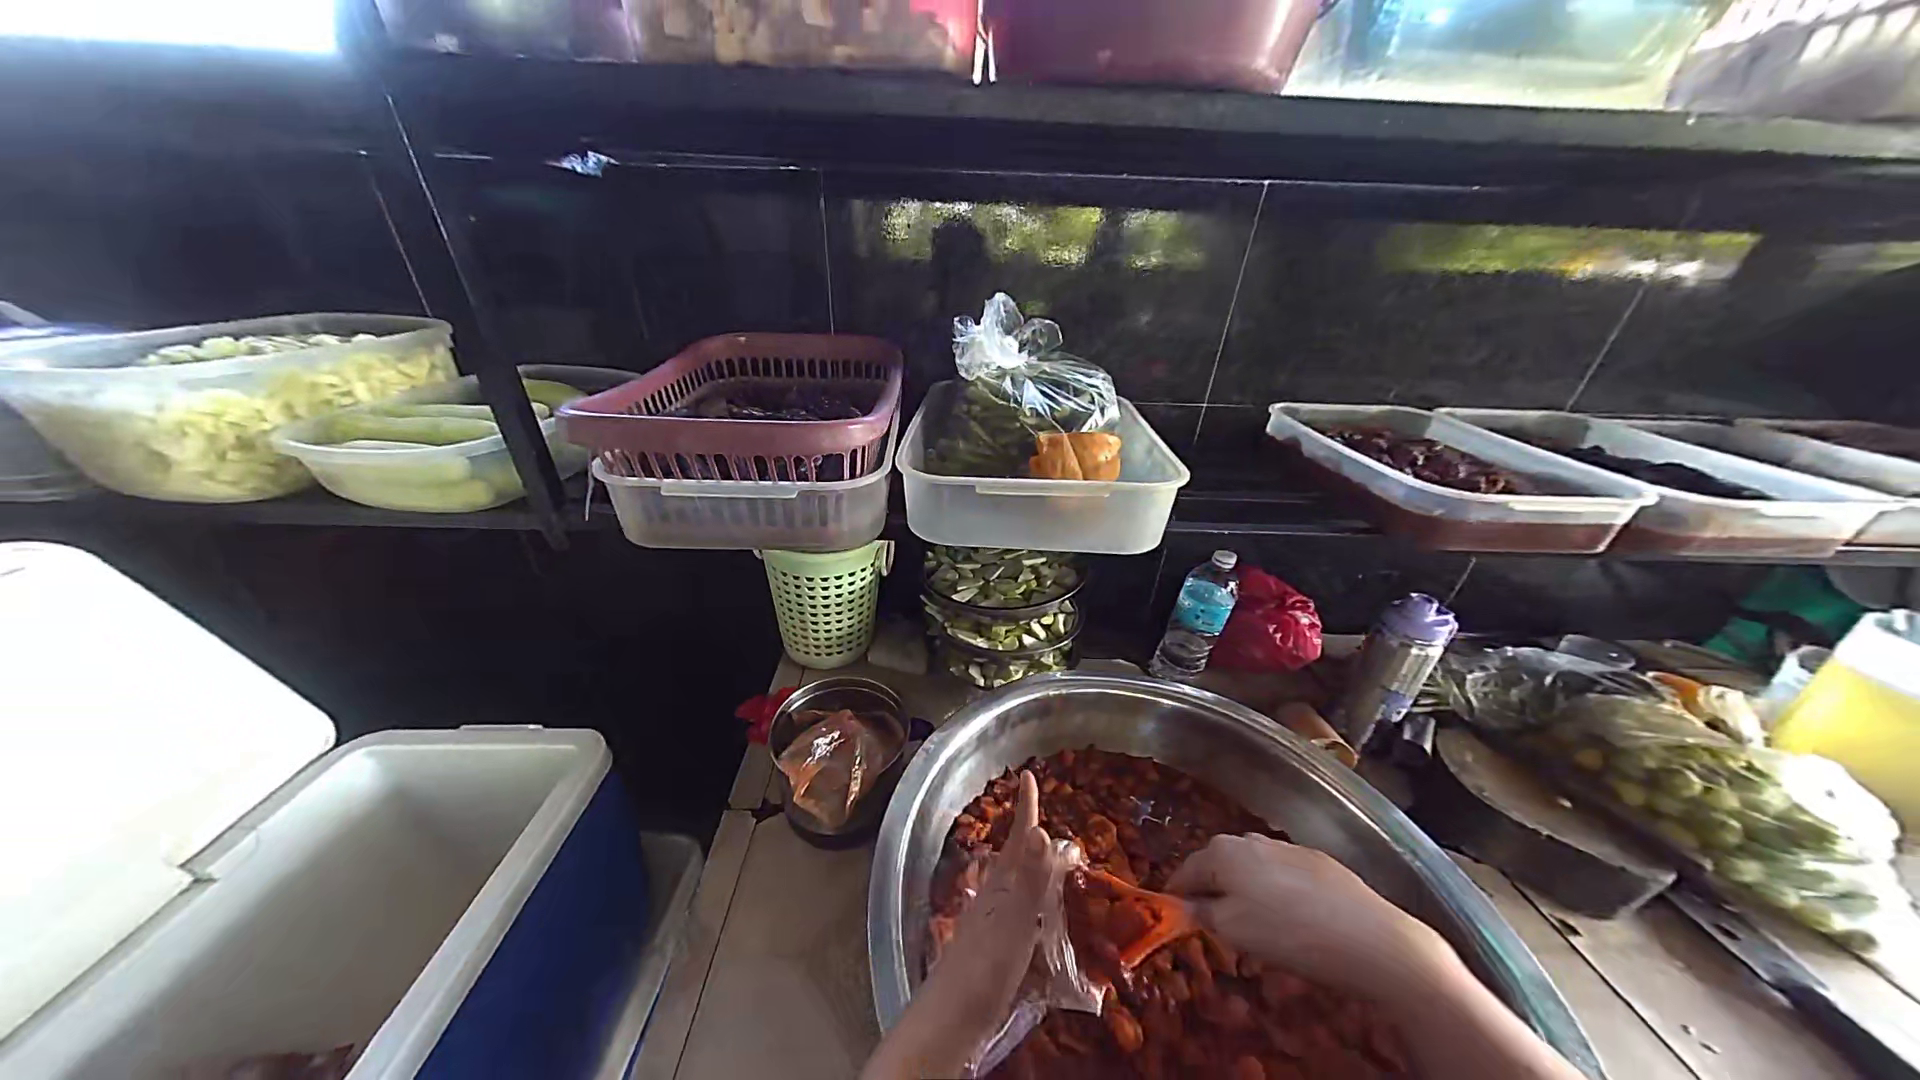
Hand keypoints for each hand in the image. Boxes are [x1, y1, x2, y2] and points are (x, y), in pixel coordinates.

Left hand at [863, 771, 1062, 1079]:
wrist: (949, 1020)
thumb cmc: (983, 970)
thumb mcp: (1013, 923)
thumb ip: (1028, 880)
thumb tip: (1040, 830)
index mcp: (1000, 886)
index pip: (1017, 838)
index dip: (1025, 808)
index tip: (1029, 775)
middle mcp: (993, 896)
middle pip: (1014, 855)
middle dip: (1028, 833)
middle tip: (1045, 813)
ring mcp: (990, 921)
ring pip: (1013, 880)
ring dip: (1029, 863)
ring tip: (1044, 855)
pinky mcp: (991, 946)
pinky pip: (1015, 908)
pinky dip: (1028, 898)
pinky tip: (1034, 912)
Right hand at [1165, 833, 1453, 1000]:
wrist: (1373, 939)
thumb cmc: (1289, 934)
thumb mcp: (1232, 931)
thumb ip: (1199, 913)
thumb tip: (1181, 905)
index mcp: (1221, 852)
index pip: (1184, 871)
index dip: (1175, 896)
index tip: (1171, 916)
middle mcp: (1248, 839)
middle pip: (1217, 865)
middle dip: (1211, 890)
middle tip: (1215, 924)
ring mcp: (1285, 846)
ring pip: (1251, 867)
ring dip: (1245, 889)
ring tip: (1256, 924)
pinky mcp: (1317, 860)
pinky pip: (1282, 874)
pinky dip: (1277, 891)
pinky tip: (1293, 918)